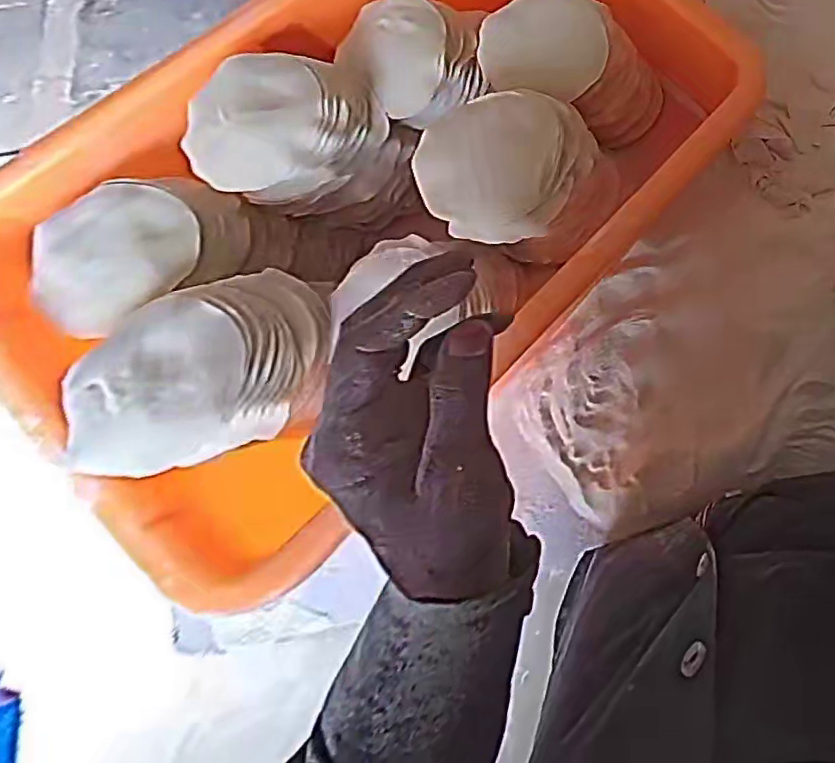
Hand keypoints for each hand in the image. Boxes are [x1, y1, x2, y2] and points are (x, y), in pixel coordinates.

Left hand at [303, 251, 518, 602]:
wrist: (456, 573)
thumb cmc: (453, 529)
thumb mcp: (460, 466)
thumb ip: (461, 395)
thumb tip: (473, 328)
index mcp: (347, 436)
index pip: (366, 348)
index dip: (412, 304)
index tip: (461, 276)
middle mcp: (348, 420)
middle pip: (370, 338)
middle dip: (415, 294)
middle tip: (464, 262)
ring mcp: (375, 418)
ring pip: (394, 347)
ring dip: (432, 311)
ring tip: (474, 280)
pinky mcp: (405, 418)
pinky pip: (422, 367)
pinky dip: (454, 341)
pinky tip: (488, 326)